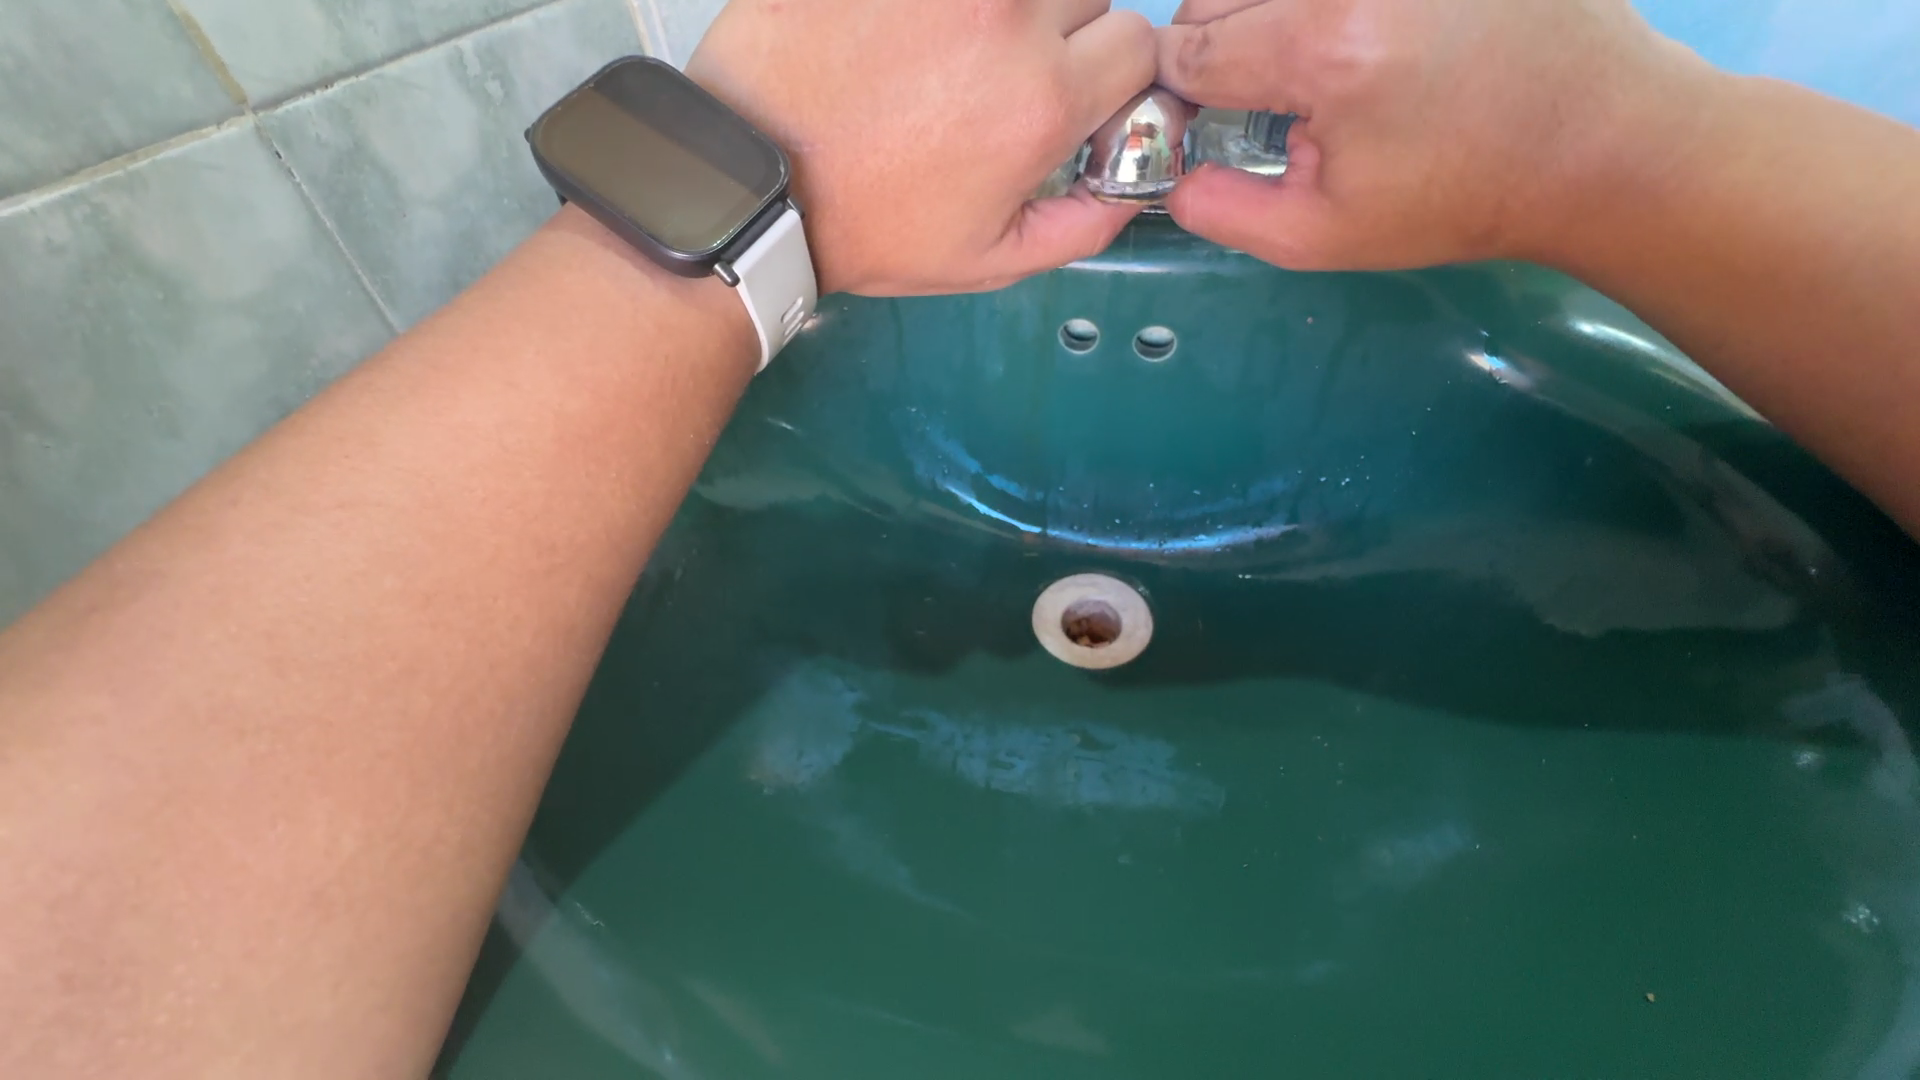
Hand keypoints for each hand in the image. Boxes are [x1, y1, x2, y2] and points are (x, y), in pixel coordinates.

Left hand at [688, 0, 1155, 295]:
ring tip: (960, 58)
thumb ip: (1083, 226)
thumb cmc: (876, 232)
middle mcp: (1007, 15)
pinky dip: (957, 7)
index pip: (1140, 45)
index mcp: (1041, 100)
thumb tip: (1135, 185)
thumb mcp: (989, 262)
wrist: (763, 184)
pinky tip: (918, 41)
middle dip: (1070, 38)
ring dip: (1017, 11)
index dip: (1119, 80)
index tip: (1085, 104)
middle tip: (1009, 85)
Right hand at [1155, 0, 1708, 269]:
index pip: (1191, 48)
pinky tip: (1349, 35)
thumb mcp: (1319, 237)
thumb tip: (1174, 175)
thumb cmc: (1449, 201)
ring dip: (1253, 14)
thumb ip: (1223, 212)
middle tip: (1248, 96)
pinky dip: (1304, 4)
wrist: (1595, 141)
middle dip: (1210, 45)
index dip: (1178, 93)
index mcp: (1322, 47)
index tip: (1203, 122)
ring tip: (1297, 65)